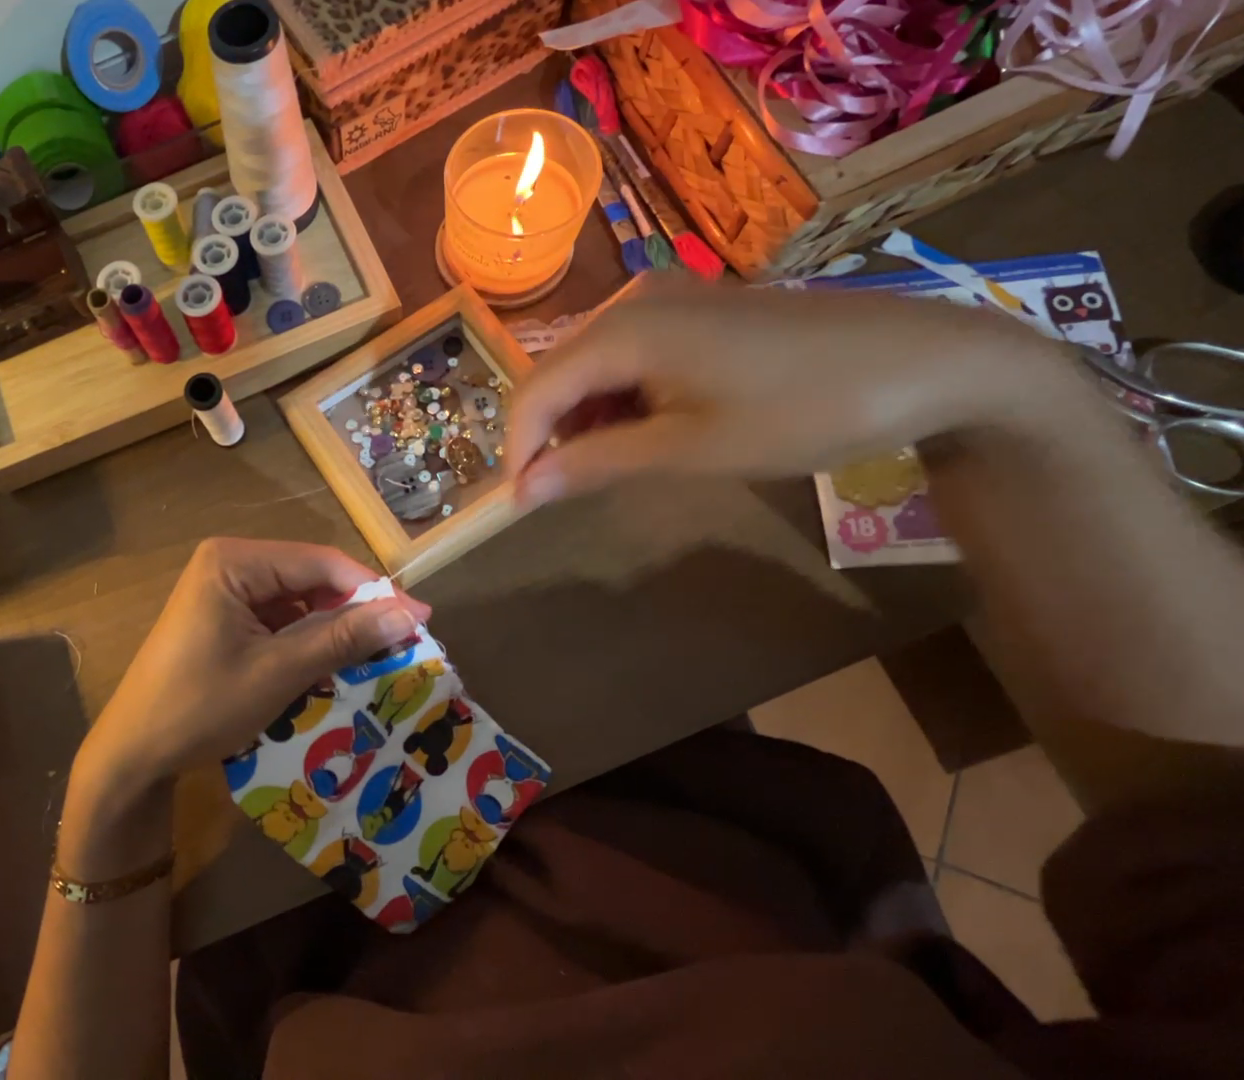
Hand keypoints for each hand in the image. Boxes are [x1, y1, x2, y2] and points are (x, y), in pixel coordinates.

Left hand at [77, 538, 429, 790]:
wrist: (132, 754)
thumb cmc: (200, 707)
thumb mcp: (278, 672)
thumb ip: (343, 639)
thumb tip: (410, 614)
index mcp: (234, 561)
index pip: (321, 563)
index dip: (373, 590)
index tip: (421, 619)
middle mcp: (228, 564)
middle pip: (310, 579)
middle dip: (354, 612)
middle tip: (403, 644)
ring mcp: (222, 593)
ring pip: (297, 603)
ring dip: (333, 631)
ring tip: (376, 659)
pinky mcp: (222, 621)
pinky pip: (278, 622)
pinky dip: (306, 643)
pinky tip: (332, 668)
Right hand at [503, 275, 1078, 507]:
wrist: (928, 362)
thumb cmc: (804, 410)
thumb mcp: (691, 448)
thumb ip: (596, 463)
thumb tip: (523, 491)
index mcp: (625, 328)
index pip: (535, 390)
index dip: (519, 449)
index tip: (520, 504)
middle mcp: (633, 299)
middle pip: (556, 373)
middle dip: (549, 434)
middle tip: (563, 491)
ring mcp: (666, 296)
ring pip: (589, 365)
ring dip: (584, 419)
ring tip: (608, 467)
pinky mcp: (694, 307)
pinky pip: (626, 353)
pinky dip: (618, 397)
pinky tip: (644, 429)